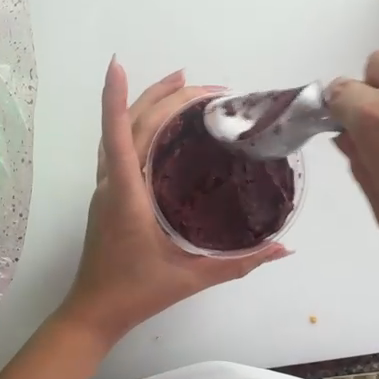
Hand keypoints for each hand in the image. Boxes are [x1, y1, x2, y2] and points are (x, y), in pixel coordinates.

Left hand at [56, 60, 288, 342]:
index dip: (117, 99)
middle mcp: (111, 186)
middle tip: (204, 85)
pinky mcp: (106, 198)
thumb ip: (239, 263)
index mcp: (127, 197)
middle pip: (128, 127)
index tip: (118, 66)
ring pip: (118, 135)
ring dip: (145, 107)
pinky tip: (159, 128)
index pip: (119, 137)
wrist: (93, 313)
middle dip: (161, 97)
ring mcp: (104, 190)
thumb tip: (284, 247)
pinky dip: (135, 127)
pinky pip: (117, 150)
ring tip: (180, 86)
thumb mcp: (190, 279)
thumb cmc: (136, 294)